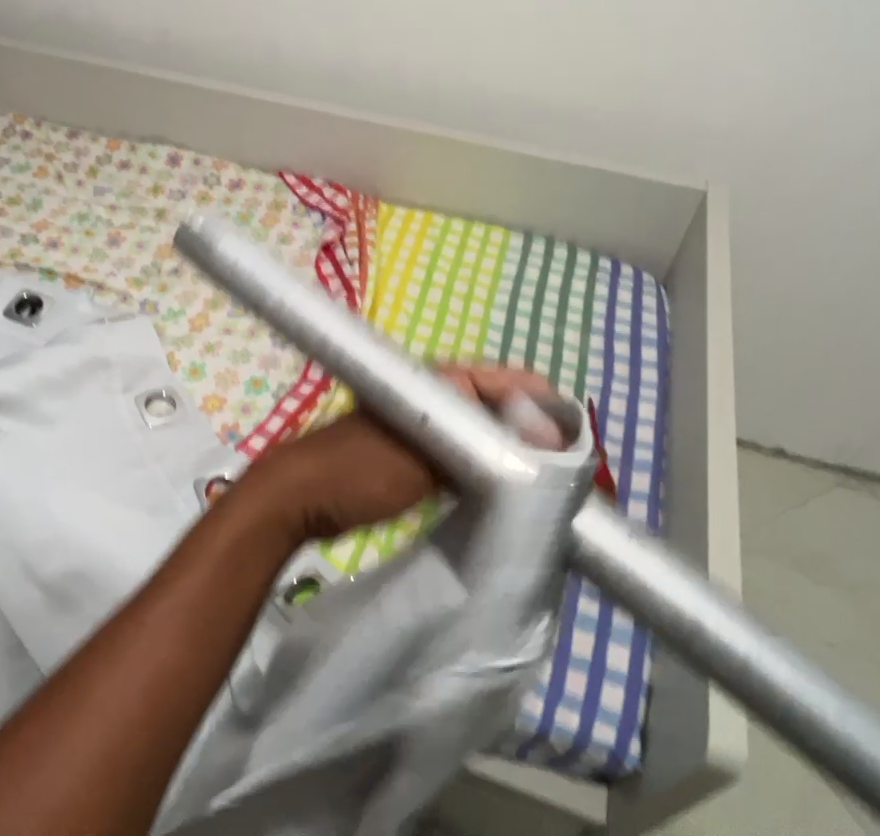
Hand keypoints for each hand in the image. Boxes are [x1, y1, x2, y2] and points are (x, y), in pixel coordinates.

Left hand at [233, 365, 552, 543]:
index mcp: (441, 380)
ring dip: (518, 458)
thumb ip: (490, 448)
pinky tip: (514, 496)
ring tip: (553, 489)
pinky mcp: (419, 451)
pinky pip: (470, 456)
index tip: (580, 455)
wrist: (299, 499)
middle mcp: (438, 393)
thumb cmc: (358, 473)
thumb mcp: (427, 460)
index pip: (516, 384)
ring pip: (489, 434)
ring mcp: (428, 422)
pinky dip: (492, 472)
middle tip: (573, 478)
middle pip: (507, 408)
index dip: (552, 414)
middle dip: (540, 438)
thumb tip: (556, 441)